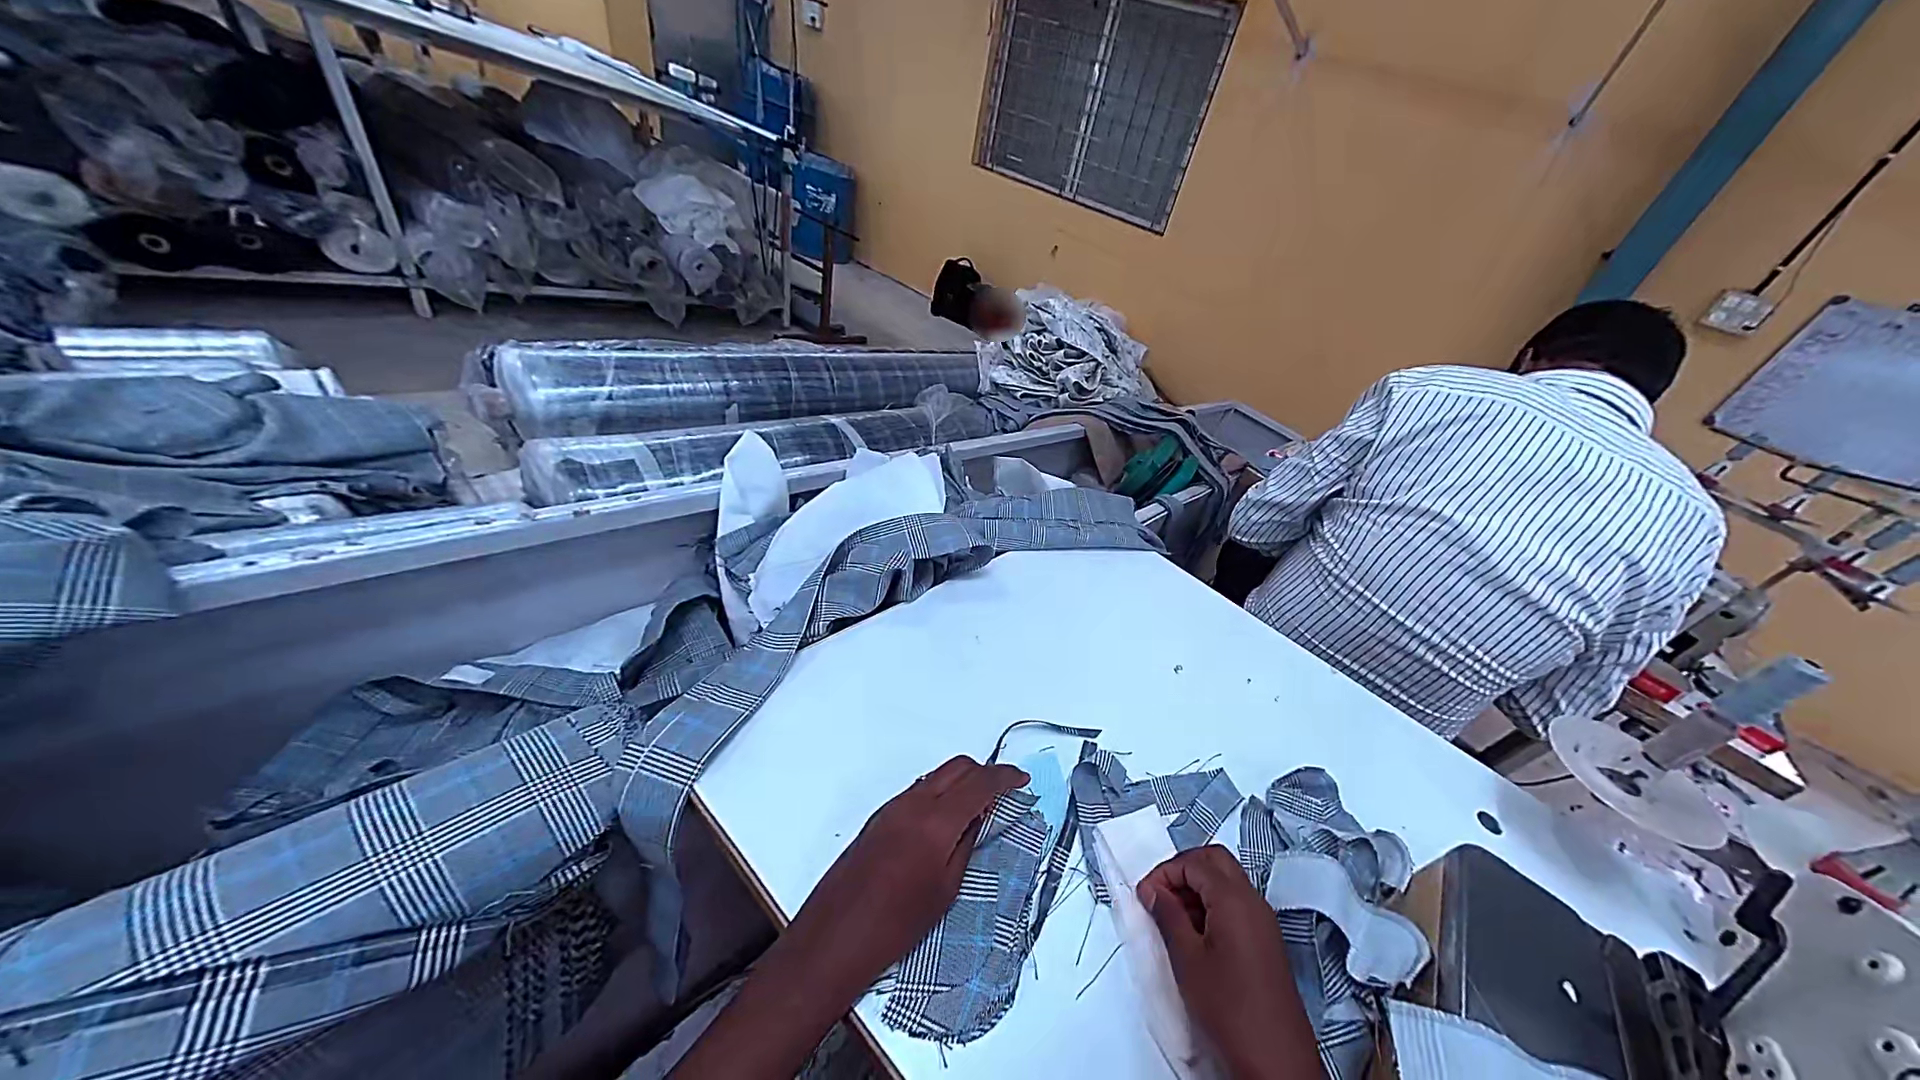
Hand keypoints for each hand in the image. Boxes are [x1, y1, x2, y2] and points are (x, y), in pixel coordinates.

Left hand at [774, 756, 1029, 996]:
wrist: (836, 937)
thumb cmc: (892, 925)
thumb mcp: (947, 888)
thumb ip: (966, 843)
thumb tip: (980, 817)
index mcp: (934, 821)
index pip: (980, 782)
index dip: (1005, 777)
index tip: (1019, 779)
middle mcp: (910, 805)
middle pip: (957, 766)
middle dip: (983, 773)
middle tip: (1002, 792)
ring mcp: (891, 808)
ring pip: (936, 776)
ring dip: (959, 782)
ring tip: (977, 809)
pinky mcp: (878, 818)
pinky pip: (917, 791)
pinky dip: (938, 794)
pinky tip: (946, 821)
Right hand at [1137, 846, 1323, 1079]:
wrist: (1276, 1062)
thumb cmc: (1232, 1012)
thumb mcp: (1186, 958)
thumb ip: (1167, 915)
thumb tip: (1154, 892)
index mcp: (1235, 900)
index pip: (1194, 862)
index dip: (1164, 872)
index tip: (1146, 894)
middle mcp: (1254, 903)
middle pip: (1215, 861)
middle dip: (1183, 869)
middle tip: (1160, 894)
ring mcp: (1264, 922)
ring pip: (1226, 880)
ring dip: (1197, 887)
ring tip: (1172, 918)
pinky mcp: (1267, 941)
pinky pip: (1236, 904)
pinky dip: (1212, 905)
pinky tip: (1195, 935)